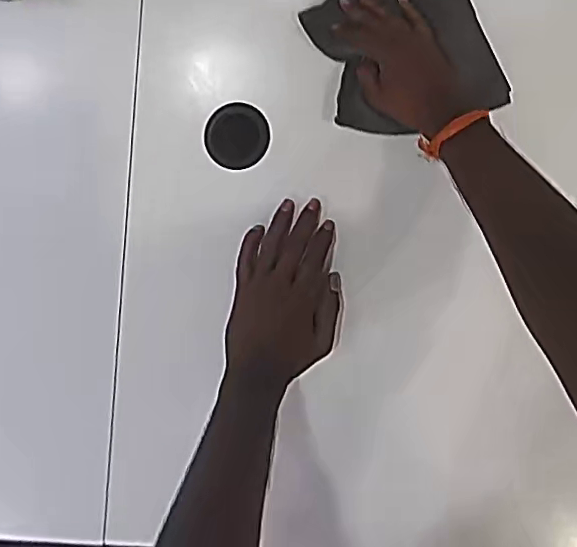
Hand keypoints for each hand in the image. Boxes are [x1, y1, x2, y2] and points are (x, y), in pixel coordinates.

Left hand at [225, 198, 340, 396]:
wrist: (255, 371)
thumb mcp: (322, 341)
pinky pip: (246, 258)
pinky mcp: (243, 287)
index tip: (327, 225)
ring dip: (281, 222)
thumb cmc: (287, 359)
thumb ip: (330, 308)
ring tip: (287, 206)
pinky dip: (251, 241)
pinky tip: (257, 229)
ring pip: (271, 244)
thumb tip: (332, 281)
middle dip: (306, 221)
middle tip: (312, 205)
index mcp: (302, 296)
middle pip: (296, 244)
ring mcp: (260, 284)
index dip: (323, 238)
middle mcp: (281, 285)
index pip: (316, 257)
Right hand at [332, 0, 470, 136]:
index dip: (345, 31)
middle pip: (373, 22)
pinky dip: (409, 8)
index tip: (336, 27)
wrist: (444, 111)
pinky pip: (417, 19)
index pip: (359, 37)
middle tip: (344, 1)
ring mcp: (415, 39)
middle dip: (356, 11)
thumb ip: (366, 76)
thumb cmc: (412, 106)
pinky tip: (401, 0)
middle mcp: (399, 41)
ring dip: (376, 5)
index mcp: (385, 53)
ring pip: (391, 16)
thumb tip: (364, 63)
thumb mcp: (377, 97)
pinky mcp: (429, 41)